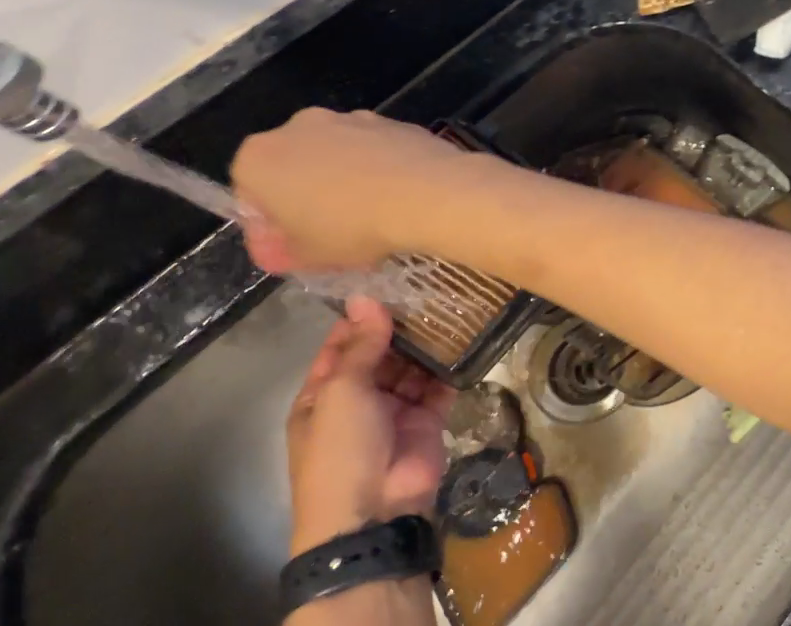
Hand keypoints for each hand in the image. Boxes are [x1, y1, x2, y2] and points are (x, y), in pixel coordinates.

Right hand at [234, 108, 475, 273]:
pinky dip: (383, 170)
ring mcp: (354, 118)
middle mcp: (302, 126)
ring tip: (372, 218)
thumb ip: (282, 250)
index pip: (252, 195)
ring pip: (340, 157)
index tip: (293, 248)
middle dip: (309, 200)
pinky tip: (401, 198)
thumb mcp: (305, 254)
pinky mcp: (397, 122)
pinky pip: (380, 151)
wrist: (431, 193)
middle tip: (332, 235)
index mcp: (260, 156)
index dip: (271, 227)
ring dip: (348, 182)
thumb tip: (282, 249)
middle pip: (297, 169)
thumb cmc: (352, 225)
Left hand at [288, 296, 454, 554]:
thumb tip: (366, 298)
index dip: (360, 319)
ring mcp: (396, 408)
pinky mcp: (429, 417)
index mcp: (322, 395)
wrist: (374, 507)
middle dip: (401, 327)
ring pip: (413, 366)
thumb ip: (360, 346)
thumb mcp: (342, 392)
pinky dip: (452, 364)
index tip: (389, 283)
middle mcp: (359, 398)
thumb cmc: (341, 449)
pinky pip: (441, 384)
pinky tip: (468, 336)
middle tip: (432, 287)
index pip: (340, 347)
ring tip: (454, 304)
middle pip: (381, 354)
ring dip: (428, 343)